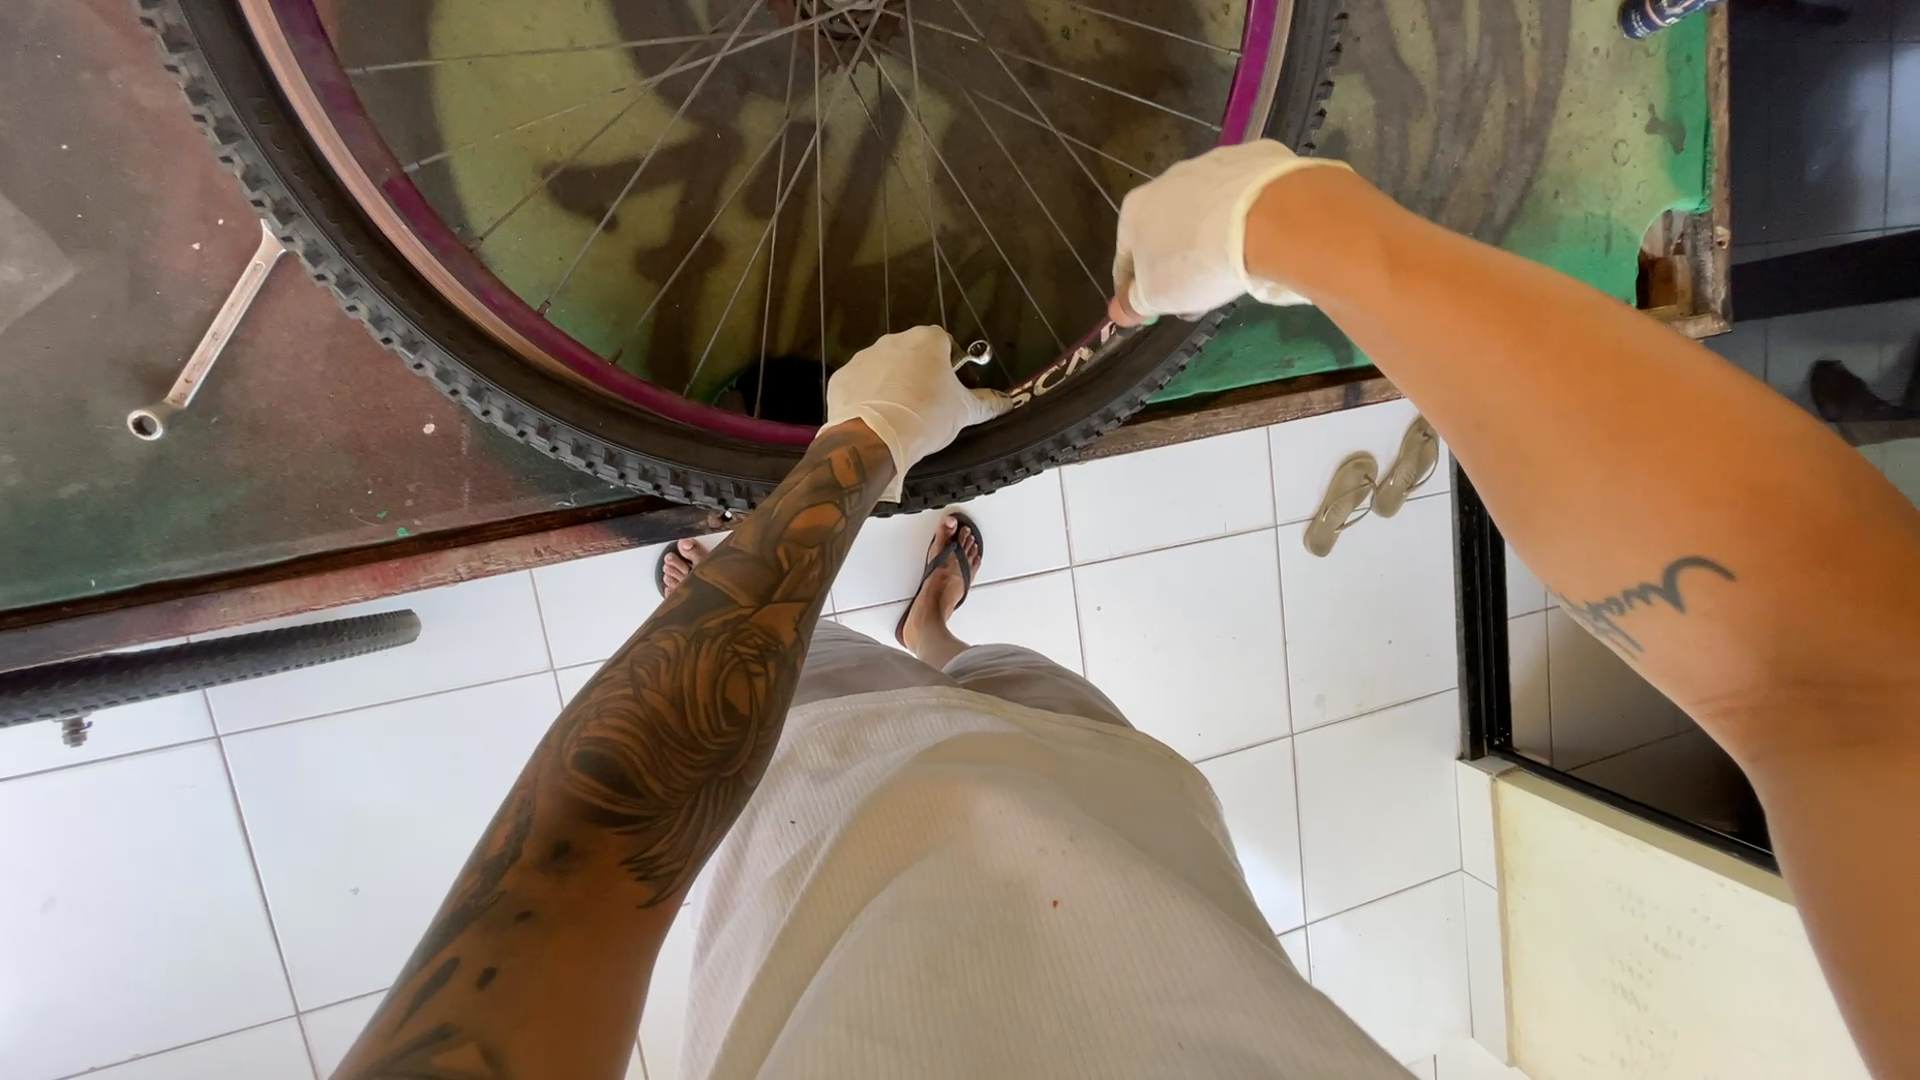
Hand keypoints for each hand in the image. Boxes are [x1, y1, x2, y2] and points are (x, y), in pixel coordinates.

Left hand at [825, 325, 1011, 501]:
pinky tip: (877, 419)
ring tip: (901, 415)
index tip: (954, 390)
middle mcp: (893, 340)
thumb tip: (1008, 402)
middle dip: (921, 374)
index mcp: (927, 340)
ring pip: (884, 368)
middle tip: (928, 405)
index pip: (945, 343)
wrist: (875, 437)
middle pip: (913, 354)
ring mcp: (863, 357)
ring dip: (893, 384)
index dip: (952, 366)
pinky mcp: (842, 378)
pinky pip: (860, 384)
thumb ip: (987, 403)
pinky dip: (868, 397)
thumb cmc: (928, 416)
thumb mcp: (965, 412)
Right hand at [1108, 140, 1350, 324]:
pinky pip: (1241, 194)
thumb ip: (1133, 304)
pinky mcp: (1254, 156)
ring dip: (1207, 238)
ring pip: (1203, 212)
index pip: (1125, 260)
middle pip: (1165, 233)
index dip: (1135, 290)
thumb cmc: (1196, 264)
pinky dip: (1242, 214)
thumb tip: (1118, 311)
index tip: (1151, 310)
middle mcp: (1167, 179)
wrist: (1266, 219)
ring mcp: (1212, 163)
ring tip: (1229, 266)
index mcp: (1135, 212)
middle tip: (1195, 294)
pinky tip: (1255, 236)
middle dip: (1175, 264)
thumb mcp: (1157, 297)